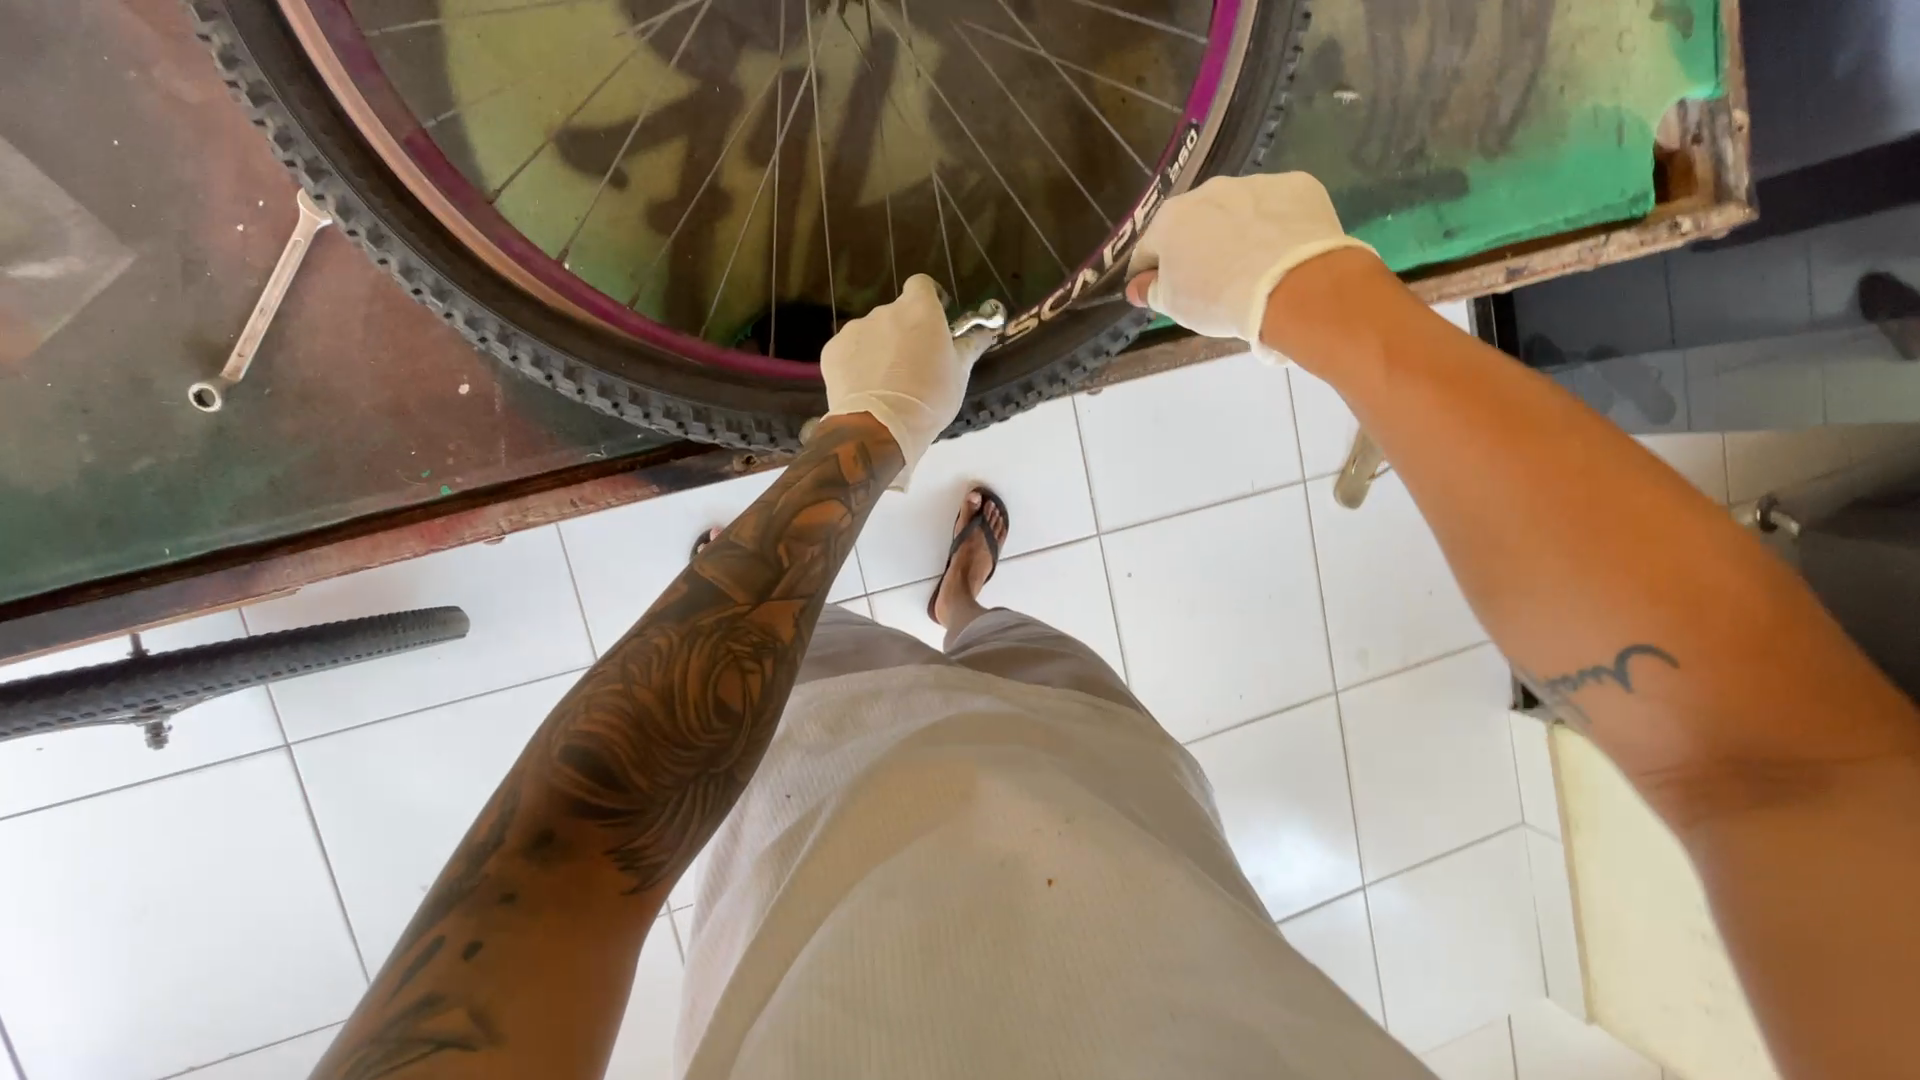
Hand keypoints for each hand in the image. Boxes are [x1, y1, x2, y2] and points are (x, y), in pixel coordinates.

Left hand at [822, 273, 987, 489]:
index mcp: (919, 309)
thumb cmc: (930, 398)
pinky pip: (848, 351)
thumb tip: (984, 332)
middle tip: (912, 365)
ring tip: (885, 383)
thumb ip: (969, 346)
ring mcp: (855, 329)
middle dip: (903, 332)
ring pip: (870, 333)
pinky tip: (863, 389)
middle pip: (895, 314)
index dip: (928, 300)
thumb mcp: (960, 374)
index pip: (921, 285)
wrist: (881, 427)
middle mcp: (885, 311)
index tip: (933, 321)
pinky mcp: (832, 350)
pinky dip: (855, 364)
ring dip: (878, 348)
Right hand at [1125, 172, 1376, 344]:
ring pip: (1237, 211)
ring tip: (1253, 266)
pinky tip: (1284, 251)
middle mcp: (1208, 190)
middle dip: (1198, 248)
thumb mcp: (1174, 306)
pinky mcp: (1297, 185)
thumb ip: (1151, 290)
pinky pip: (1278, 207)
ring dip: (1238, 233)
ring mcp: (1254, 183)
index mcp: (1170, 219)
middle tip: (1212, 282)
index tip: (1162, 292)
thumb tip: (1137, 286)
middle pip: (1194, 224)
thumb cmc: (1219, 298)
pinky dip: (1277, 225)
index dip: (1152, 274)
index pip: (1148, 249)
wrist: (1292, 285)